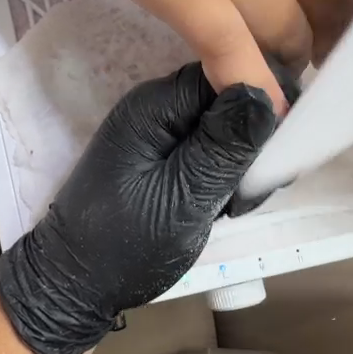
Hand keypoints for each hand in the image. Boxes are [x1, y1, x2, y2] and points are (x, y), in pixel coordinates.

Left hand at [0, 63, 275, 353]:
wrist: (74, 284)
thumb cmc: (125, 245)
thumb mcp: (184, 198)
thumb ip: (226, 145)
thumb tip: (266, 88)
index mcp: (155, 105)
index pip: (228, 70)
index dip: (264, 103)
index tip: (278, 154)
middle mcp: (156, 108)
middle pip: (230, 95)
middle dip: (256, 138)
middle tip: (251, 192)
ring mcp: (157, 132)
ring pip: (225, 125)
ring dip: (243, 161)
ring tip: (235, 205)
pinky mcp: (161, 157)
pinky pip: (208, 149)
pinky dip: (225, 174)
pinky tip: (224, 205)